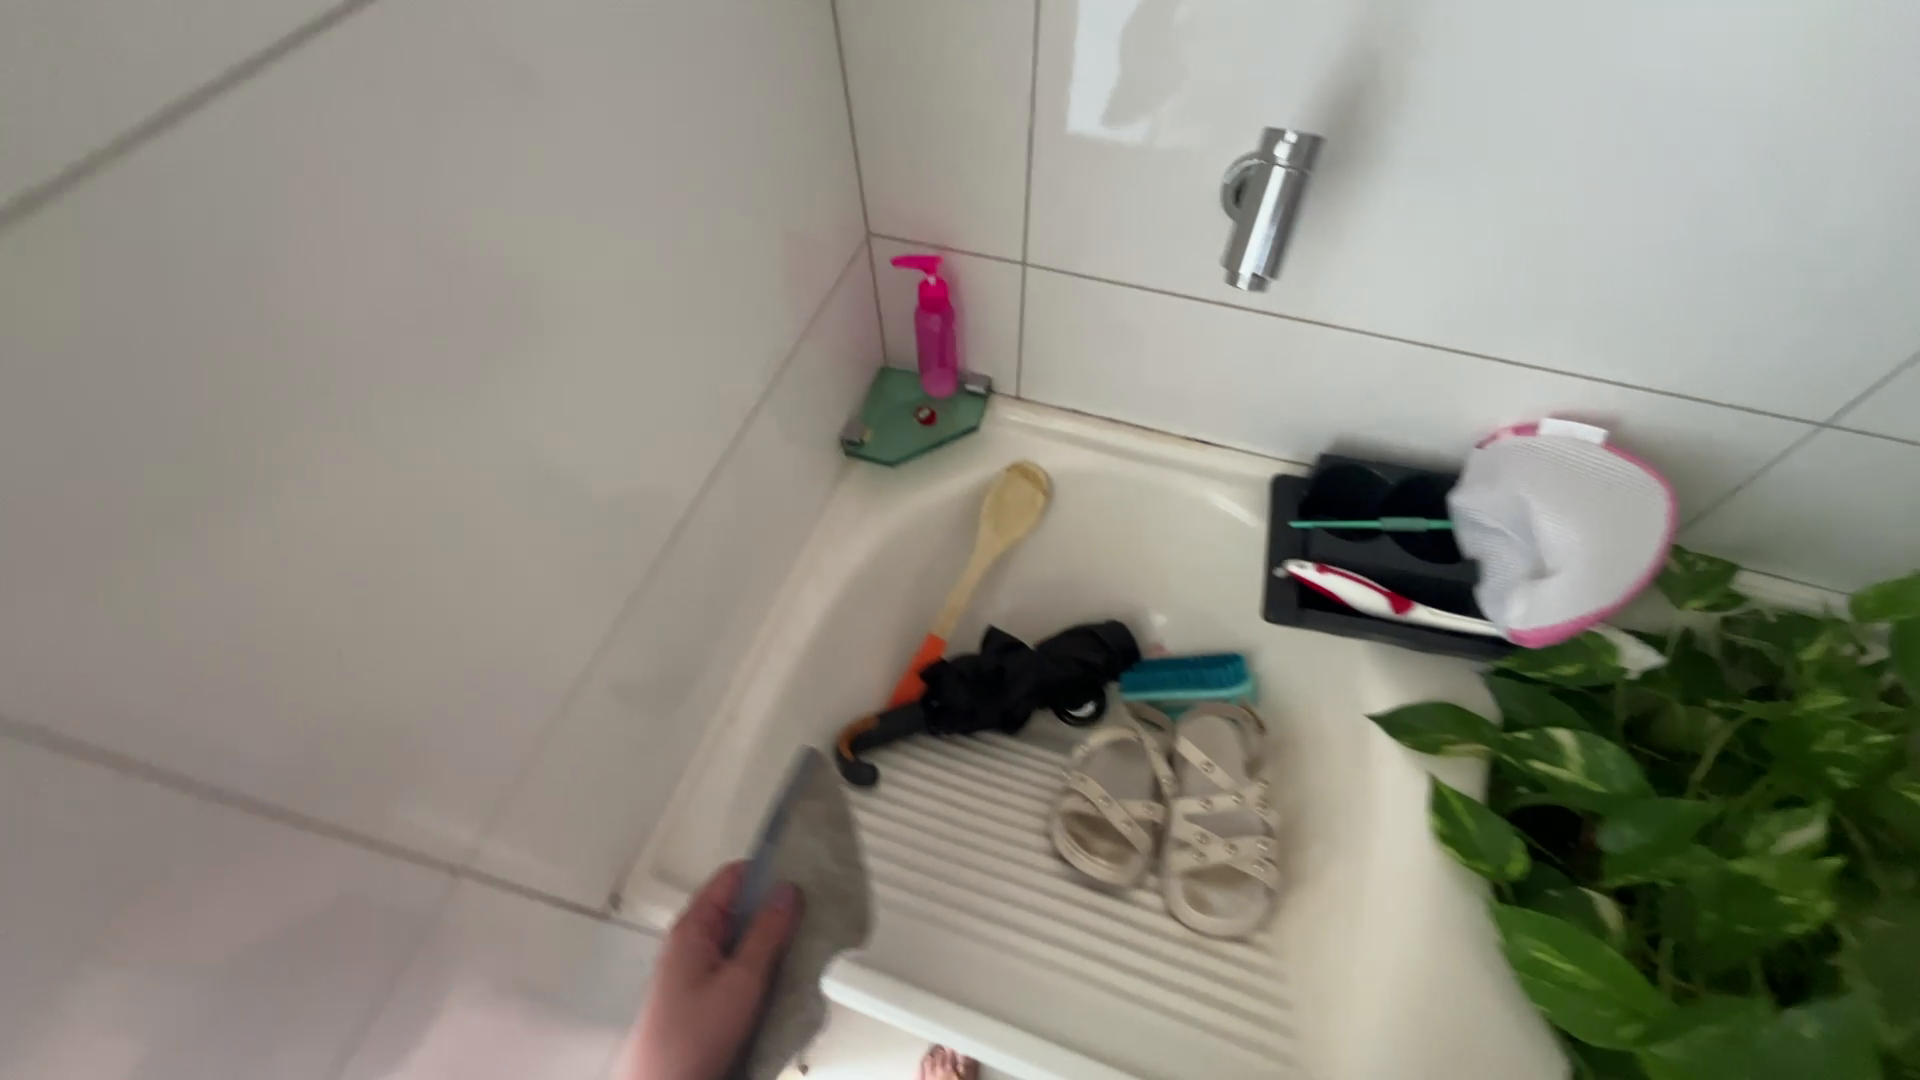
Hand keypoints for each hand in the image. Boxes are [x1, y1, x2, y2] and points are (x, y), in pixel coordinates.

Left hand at [631, 862, 802, 1079]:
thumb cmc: (692, 1041)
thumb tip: (788, 889)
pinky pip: (736, 968)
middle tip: (811, 912)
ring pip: (739, 940)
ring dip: (768, 941)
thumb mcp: (741, 981)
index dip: (766, 871)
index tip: (802, 875)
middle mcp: (690, 943)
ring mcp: (694, 973)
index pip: (733, 876)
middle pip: (738, 908)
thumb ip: (767, 932)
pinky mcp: (701, 1000)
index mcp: (693, 928)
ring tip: (804, 943)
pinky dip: (759, 967)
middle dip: (773, 909)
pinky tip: (782, 978)